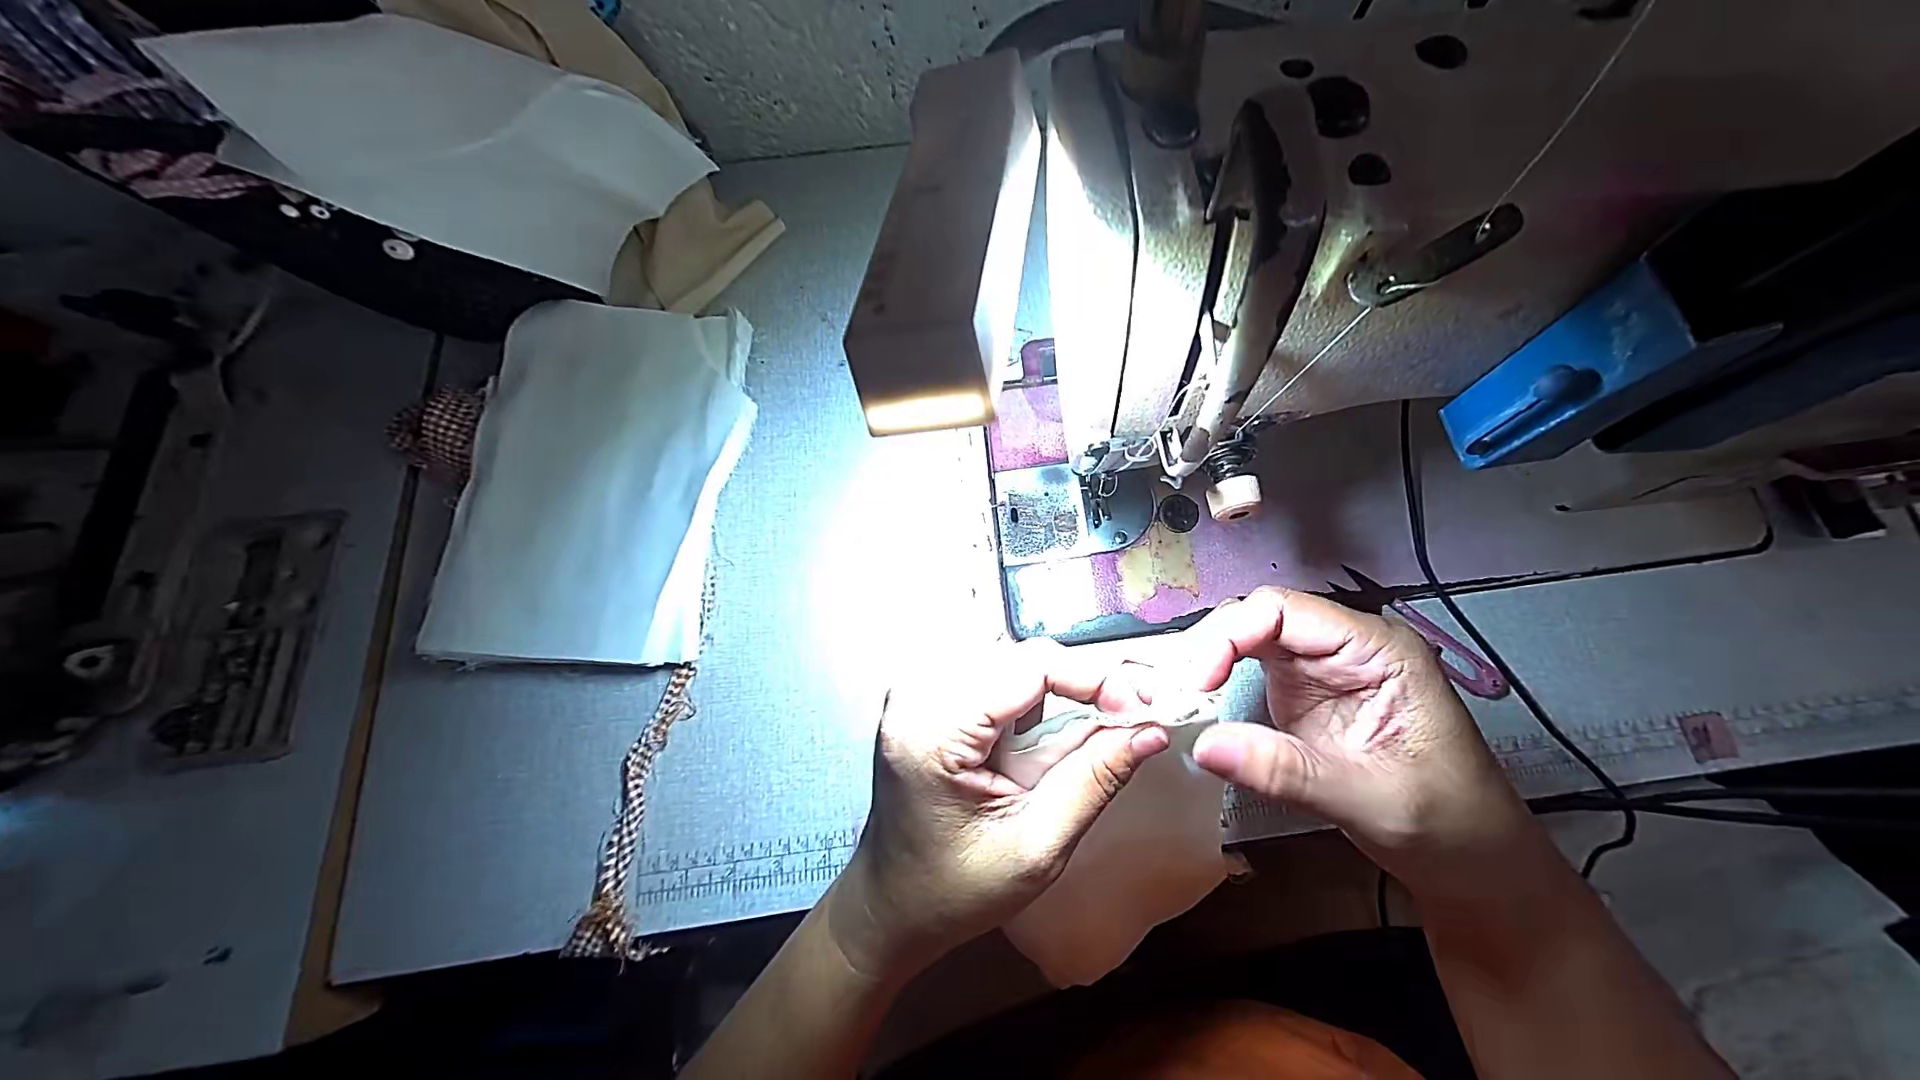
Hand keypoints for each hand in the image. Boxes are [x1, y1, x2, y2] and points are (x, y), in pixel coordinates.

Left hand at [828, 639, 1169, 981]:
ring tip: (1091, 729)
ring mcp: (915, 691)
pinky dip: (1031, 694)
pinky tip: (1041, 732)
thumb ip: (1094, 781)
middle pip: (1021, 655)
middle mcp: (915, 696)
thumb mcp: (1036, 849)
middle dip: (1082, 682)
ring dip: (1058, 688)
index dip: (1093, 679)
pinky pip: (992, 672)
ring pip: (1011, 658)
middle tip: (1129, 717)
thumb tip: (1148, 732)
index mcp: (932, 732)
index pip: (1028, 666)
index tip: (1139, 709)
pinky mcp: (924, 696)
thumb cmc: (952, 890)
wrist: (892, 902)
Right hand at [1170, 587, 1542, 898]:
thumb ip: (1286, 770)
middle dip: (1211, 645)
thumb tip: (1205, 746)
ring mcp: (1318, 669)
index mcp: (1376, 649)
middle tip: (1179, 691)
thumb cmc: (1450, 823)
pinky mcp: (1299, 694)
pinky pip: (1243, 668)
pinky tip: (1197, 701)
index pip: (1282, 610)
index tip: (1200, 679)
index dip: (1231, 634)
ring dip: (1207, 660)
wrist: (1473, 864)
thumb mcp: (1370, 800)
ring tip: (1179, 695)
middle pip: (1256, 616)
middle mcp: (1343, 647)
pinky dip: (1214, 680)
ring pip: (1244, 638)